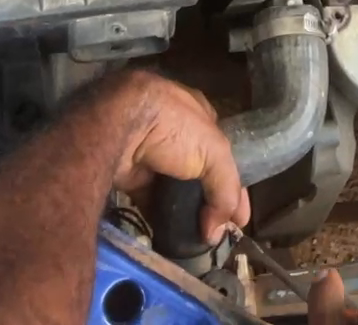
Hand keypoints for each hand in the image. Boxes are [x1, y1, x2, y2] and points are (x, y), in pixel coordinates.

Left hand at [77, 70, 250, 242]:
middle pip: (200, 174)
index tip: (239, 219)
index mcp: (200, 115)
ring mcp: (153, 154)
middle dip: (208, 202)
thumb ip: (226, 189)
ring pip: (175, 188)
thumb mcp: (215, 151)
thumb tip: (218, 231)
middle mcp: (177, 132)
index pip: (224, 155)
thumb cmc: (174, 127)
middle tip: (216, 232)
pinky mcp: (132, 175)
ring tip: (195, 241)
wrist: (118, 126)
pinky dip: (161, 217)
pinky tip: (170, 237)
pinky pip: (152, 201)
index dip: (234, 186)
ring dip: (184, 212)